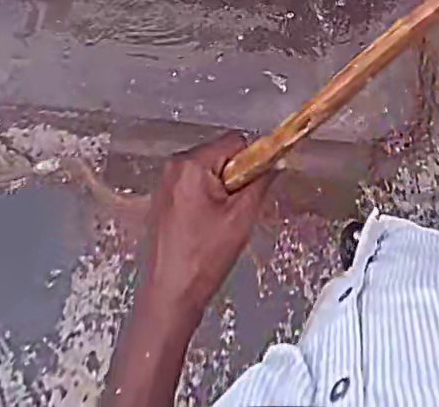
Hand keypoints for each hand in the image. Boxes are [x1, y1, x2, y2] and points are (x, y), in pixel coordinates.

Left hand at [138, 133, 274, 317]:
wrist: (169, 297)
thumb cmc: (204, 258)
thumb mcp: (241, 217)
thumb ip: (261, 181)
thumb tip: (276, 160)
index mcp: (191, 164)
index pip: (235, 141)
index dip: (251, 161)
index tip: (255, 186)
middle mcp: (174, 164)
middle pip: (220, 153)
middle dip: (234, 176)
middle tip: (235, 210)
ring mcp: (165, 180)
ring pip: (208, 169)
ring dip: (221, 187)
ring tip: (220, 221)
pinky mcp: (162, 196)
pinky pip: (193, 182)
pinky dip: (205, 196)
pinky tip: (205, 226)